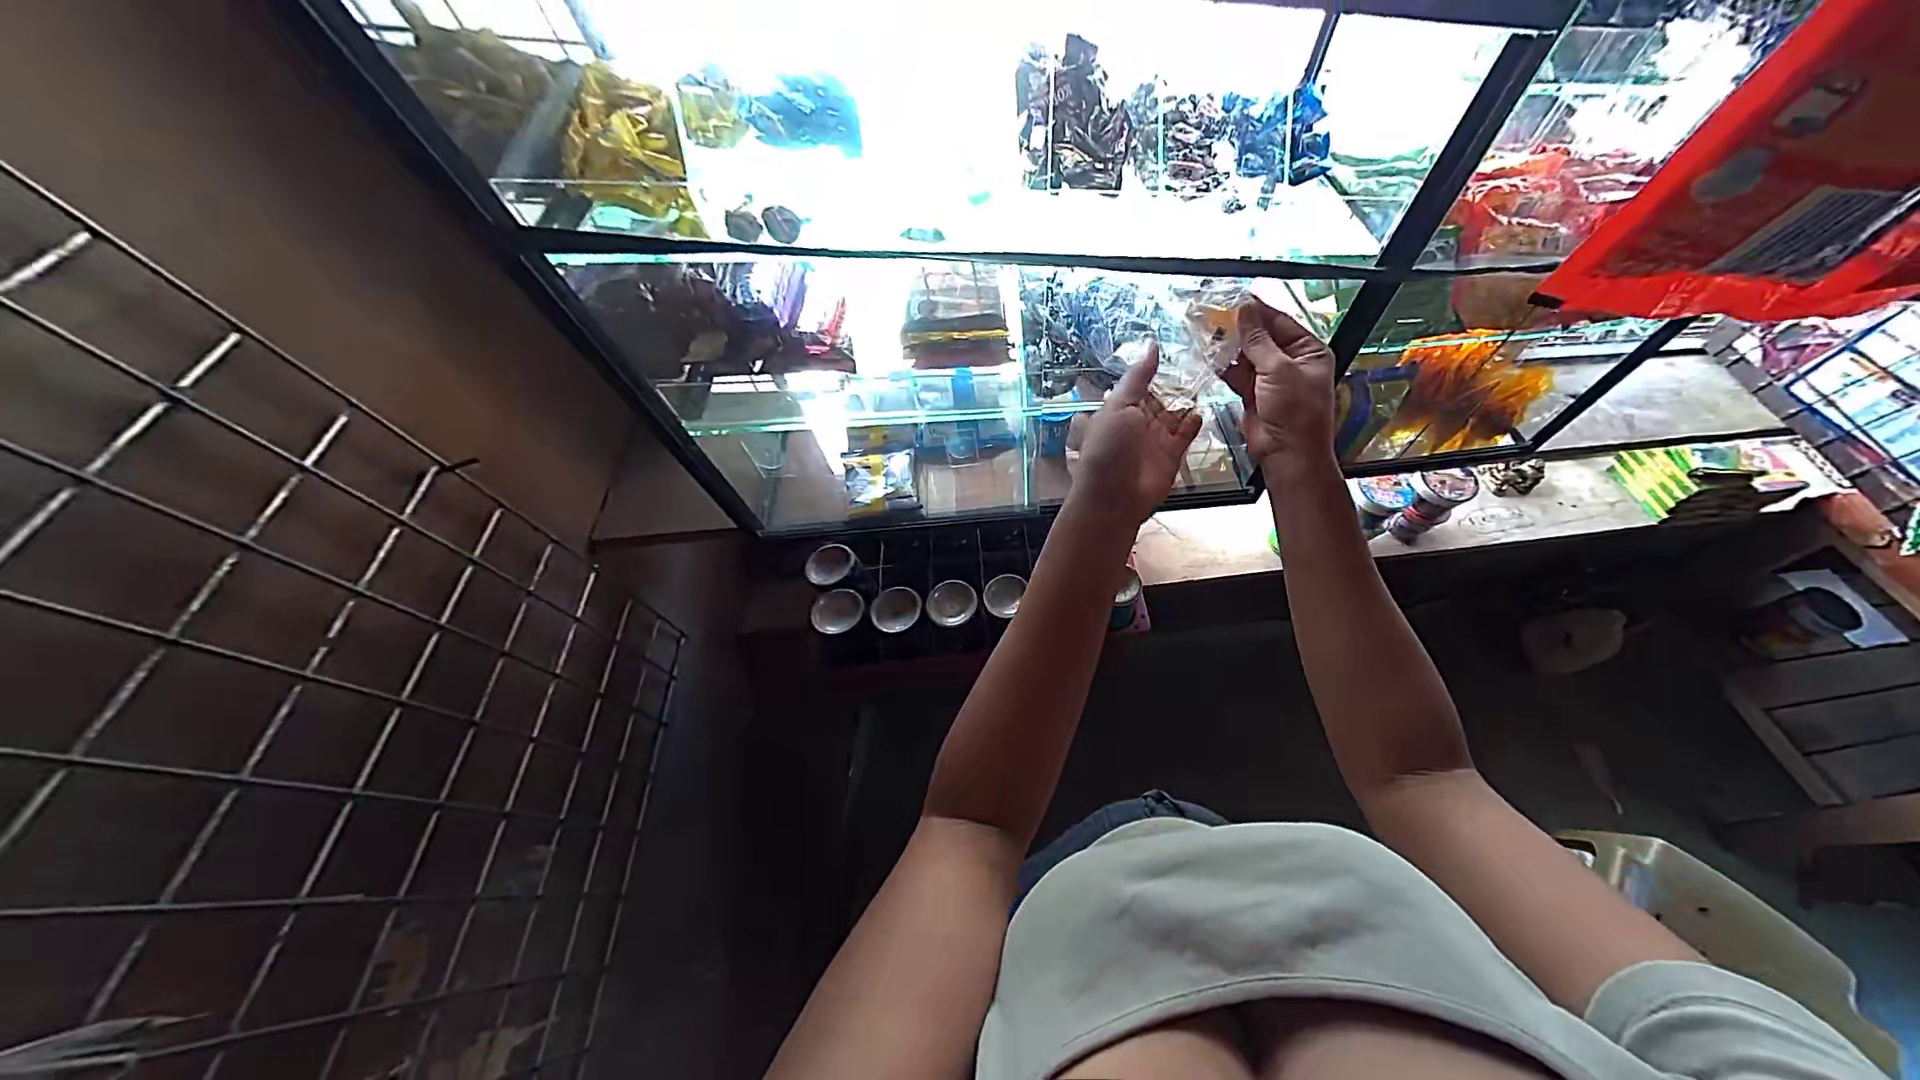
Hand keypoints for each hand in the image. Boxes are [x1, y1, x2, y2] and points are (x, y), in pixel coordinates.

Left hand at [1072, 342, 1202, 525]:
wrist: (1114, 497)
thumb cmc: (1107, 450)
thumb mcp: (1118, 406)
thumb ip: (1137, 377)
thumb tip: (1152, 346)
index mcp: (1120, 409)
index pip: (1140, 385)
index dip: (1155, 370)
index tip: (1177, 348)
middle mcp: (1138, 423)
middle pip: (1161, 397)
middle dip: (1176, 383)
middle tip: (1200, 359)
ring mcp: (1155, 439)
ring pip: (1175, 413)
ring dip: (1188, 400)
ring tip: (1207, 378)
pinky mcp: (1171, 454)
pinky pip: (1186, 433)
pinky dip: (1194, 422)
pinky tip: (1203, 408)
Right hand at [1222, 298, 1335, 464]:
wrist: (1287, 452)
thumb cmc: (1297, 414)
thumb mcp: (1278, 369)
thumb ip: (1258, 340)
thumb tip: (1246, 312)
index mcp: (1309, 351)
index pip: (1280, 322)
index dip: (1258, 310)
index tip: (1236, 299)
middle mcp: (1291, 362)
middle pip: (1261, 337)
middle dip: (1240, 329)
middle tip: (1216, 315)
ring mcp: (1271, 378)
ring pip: (1246, 356)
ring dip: (1229, 347)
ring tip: (1209, 334)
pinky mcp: (1254, 393)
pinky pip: (1237, 374)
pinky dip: (1224, 367)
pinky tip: (1212, 358)